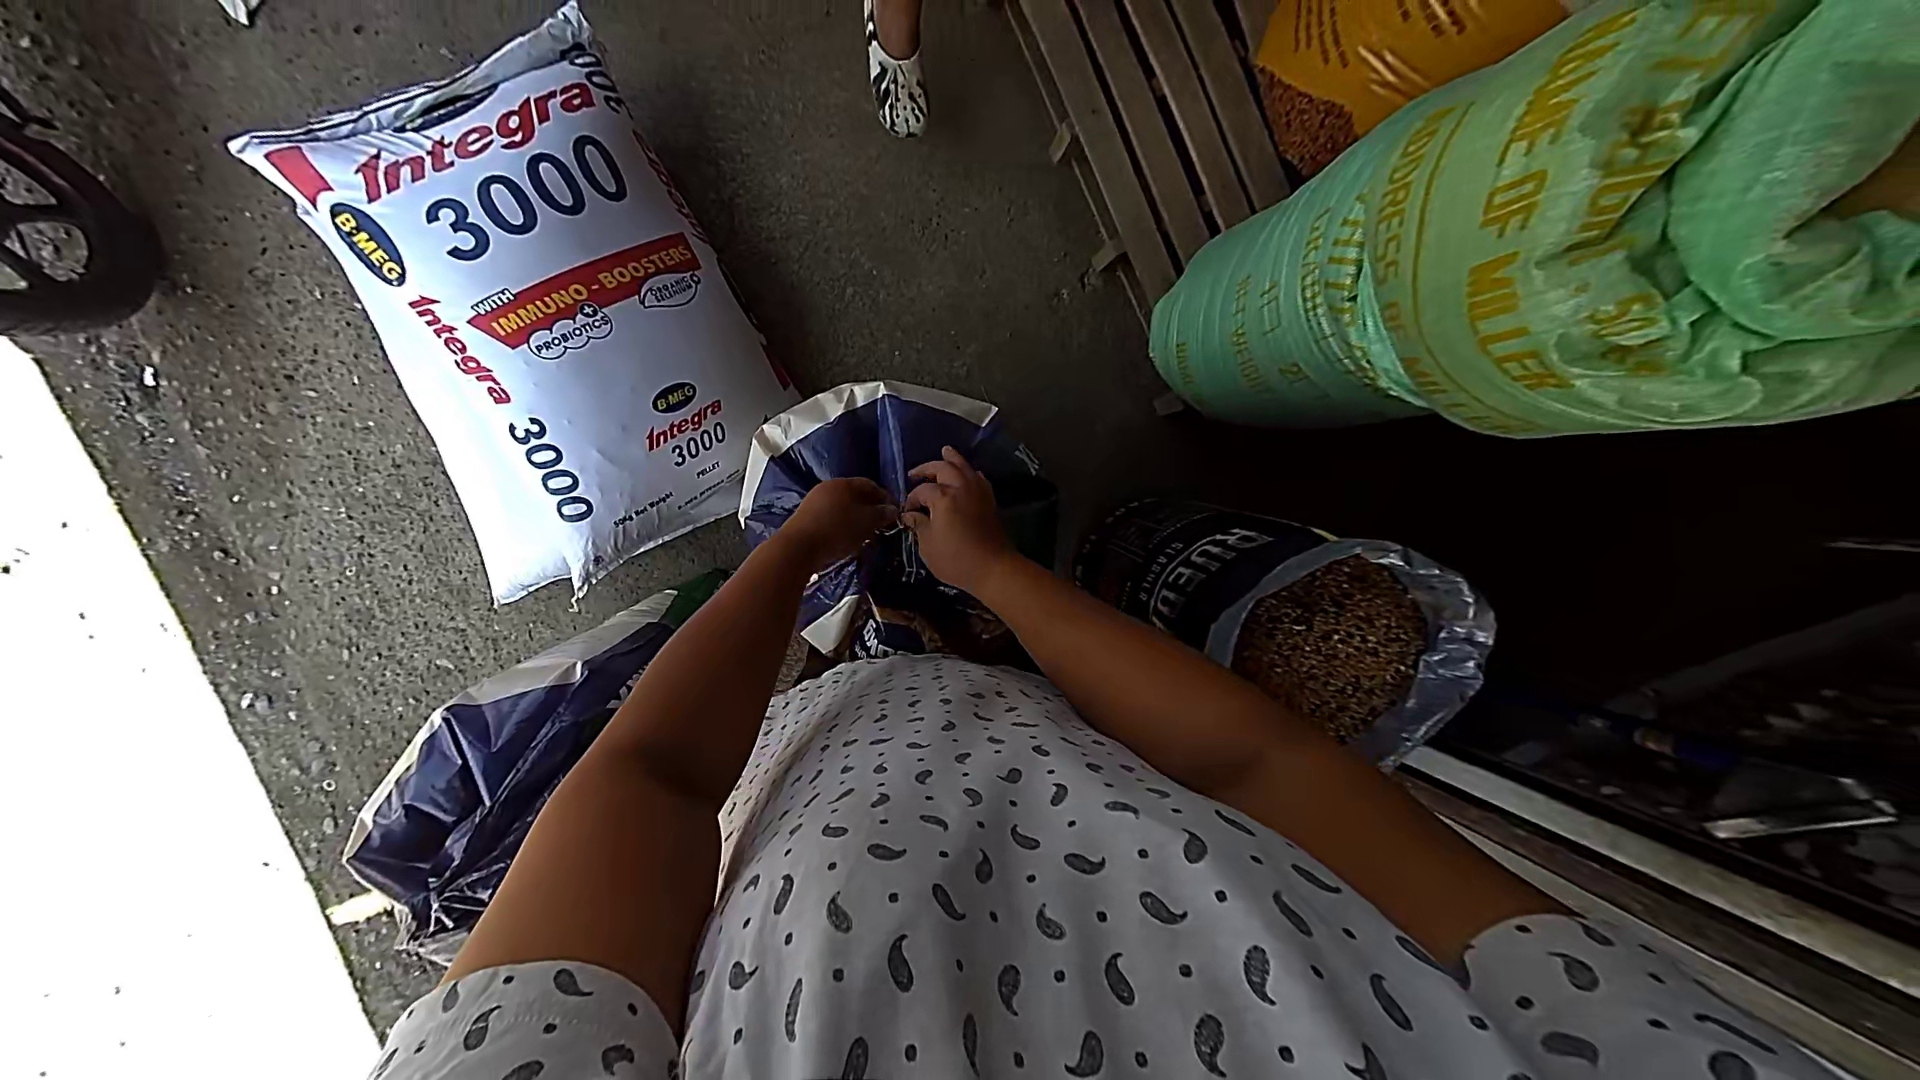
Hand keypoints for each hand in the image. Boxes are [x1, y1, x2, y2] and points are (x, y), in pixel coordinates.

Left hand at [774, 478, 897, 572]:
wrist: (798, 548)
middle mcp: (827, 487)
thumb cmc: (837, 530)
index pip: (870, 484)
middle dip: (870, 509)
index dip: (885, 497)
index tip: (894, 512)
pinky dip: (842, 526)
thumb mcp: (867, 522)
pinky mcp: (806, 518)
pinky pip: (831, 518)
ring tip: (866, 535)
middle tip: (881, 525)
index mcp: (844, 483)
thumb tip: (892, 509)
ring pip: (842, 508)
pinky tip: (847, 539)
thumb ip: (882, 514)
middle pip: (855, 495)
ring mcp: (814, 502)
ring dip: (856, 519)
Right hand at [900, 446, 1016, 593]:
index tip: (907, 512)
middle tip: (915, 474)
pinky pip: (978, 477)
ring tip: (945, 452)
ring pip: (964, 466)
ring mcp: (978, 491)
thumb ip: (919, 525)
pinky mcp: (989, 499)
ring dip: (952, 459)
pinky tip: (966, 474)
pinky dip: (969, 472)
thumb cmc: (956, 559)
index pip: (922, 491)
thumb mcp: (928, 546)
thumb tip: (910, 515)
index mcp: (943, 497)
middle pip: (943, 467)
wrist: (994, 568)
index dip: (911, 499)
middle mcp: (961, 487)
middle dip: (927, 469)